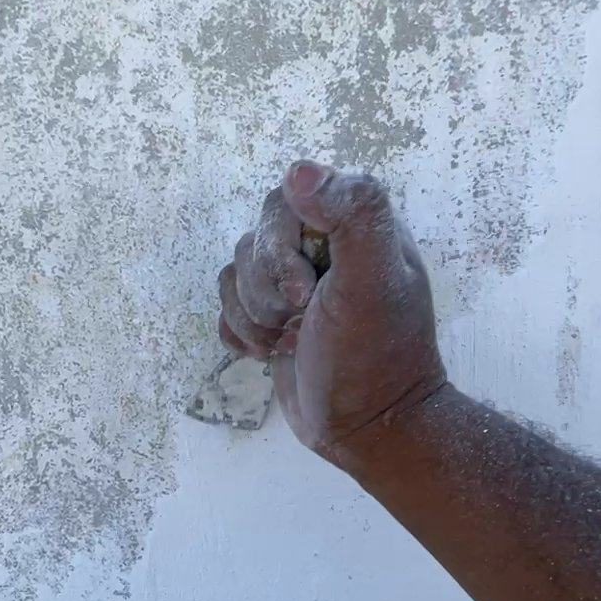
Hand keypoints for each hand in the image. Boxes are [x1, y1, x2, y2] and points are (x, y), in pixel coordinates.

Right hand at [216, 161, 447, 466]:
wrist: (366, 430)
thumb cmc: (375, 358)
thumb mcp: (374, 282)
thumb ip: (352, 216)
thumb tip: (299, 171)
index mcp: (352, 228)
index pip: (286, 202)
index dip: (280, 249)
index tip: (306, 291)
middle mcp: (319, 251)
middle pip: (252, 241)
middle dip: (267, 292)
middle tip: (301, 321)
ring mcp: (289, 287)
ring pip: (233, 276)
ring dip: (255, 319)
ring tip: (291, 342)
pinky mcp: (267, 320)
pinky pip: (226, 309)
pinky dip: (241, 336)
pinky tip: (272, 355)